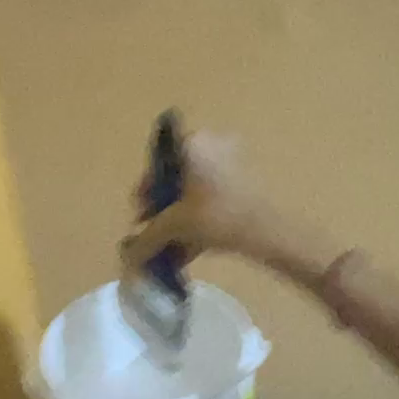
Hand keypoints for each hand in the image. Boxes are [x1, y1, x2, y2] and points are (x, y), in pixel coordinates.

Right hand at [122, 130, 344, 285]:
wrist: (270, 232)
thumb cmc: (219, 217)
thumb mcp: (175, 226)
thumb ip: (148, 237)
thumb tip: (129, 255)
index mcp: (194, 142)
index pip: (159, 159)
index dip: (146, 188)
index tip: (141, 213)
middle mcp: (215, 143)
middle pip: (178, 175)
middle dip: (164, 205)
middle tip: (155, 229)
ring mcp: (235, 162)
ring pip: (197, 189)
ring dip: (182, 215)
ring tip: (171, 243)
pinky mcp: (249, 183)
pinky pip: (215, 198)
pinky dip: (201, 219)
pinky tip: (191, 248)